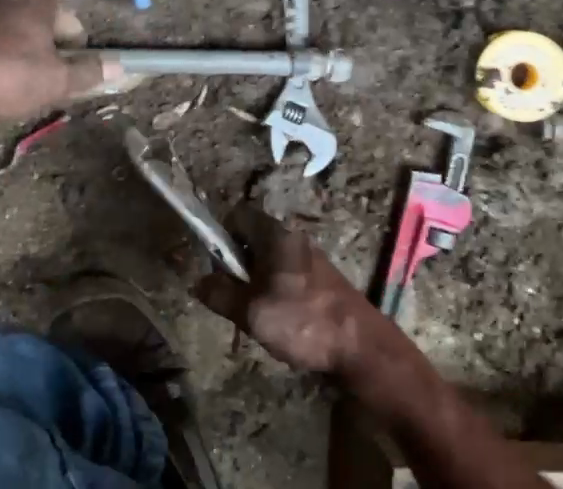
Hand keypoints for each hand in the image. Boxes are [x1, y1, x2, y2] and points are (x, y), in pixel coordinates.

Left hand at [0, 0, 107, 140]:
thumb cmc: (5, 78)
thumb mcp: (55, 81)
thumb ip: (87, 73)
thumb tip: (121, 67)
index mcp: (32, 6)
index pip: (62, 9)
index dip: (73, 31)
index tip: (78, 53)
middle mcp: (0, 3)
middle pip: (29, 18)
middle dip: (42, 40)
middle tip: (49, 69)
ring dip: (10, 49)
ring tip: (15, 80)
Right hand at [193, 208, 381, 375]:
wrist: (363, 348)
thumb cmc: (303, 321)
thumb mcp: (251, 312)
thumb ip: (220, 295)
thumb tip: (198, 283)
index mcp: (276, 235)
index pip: (238, 214)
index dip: (221, 236)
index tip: (219, 268)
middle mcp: (293, 238)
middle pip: (252, 238)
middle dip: (238, 266)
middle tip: (236, 297)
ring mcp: (311, 259)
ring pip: (269, 260)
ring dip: (257, 283)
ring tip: (258, 315)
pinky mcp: (323, 280)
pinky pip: (288, 276)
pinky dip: (277, 293)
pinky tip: (283, 322)